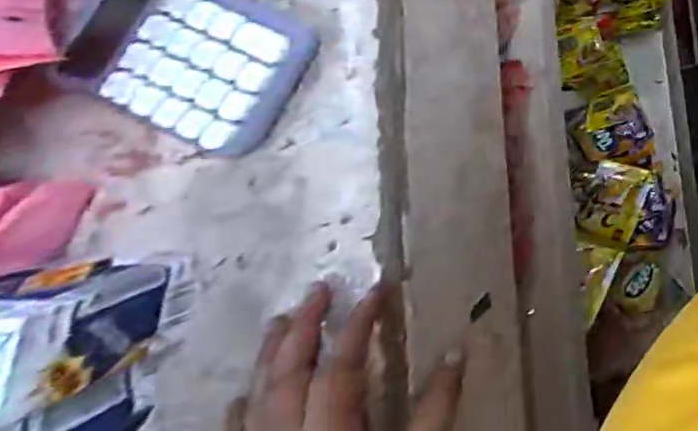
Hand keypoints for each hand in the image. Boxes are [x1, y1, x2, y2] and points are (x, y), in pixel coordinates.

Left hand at [226, 281, 465, 430]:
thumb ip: (435, 410)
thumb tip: (459, 349)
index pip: (340, 366)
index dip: (360, 322)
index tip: (380, 287)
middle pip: (285, 379)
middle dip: (303, 330)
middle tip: (319, 289)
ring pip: (252, 404)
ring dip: (267, 360)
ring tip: (281, 321)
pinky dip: (239, 409)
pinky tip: (243, 393)